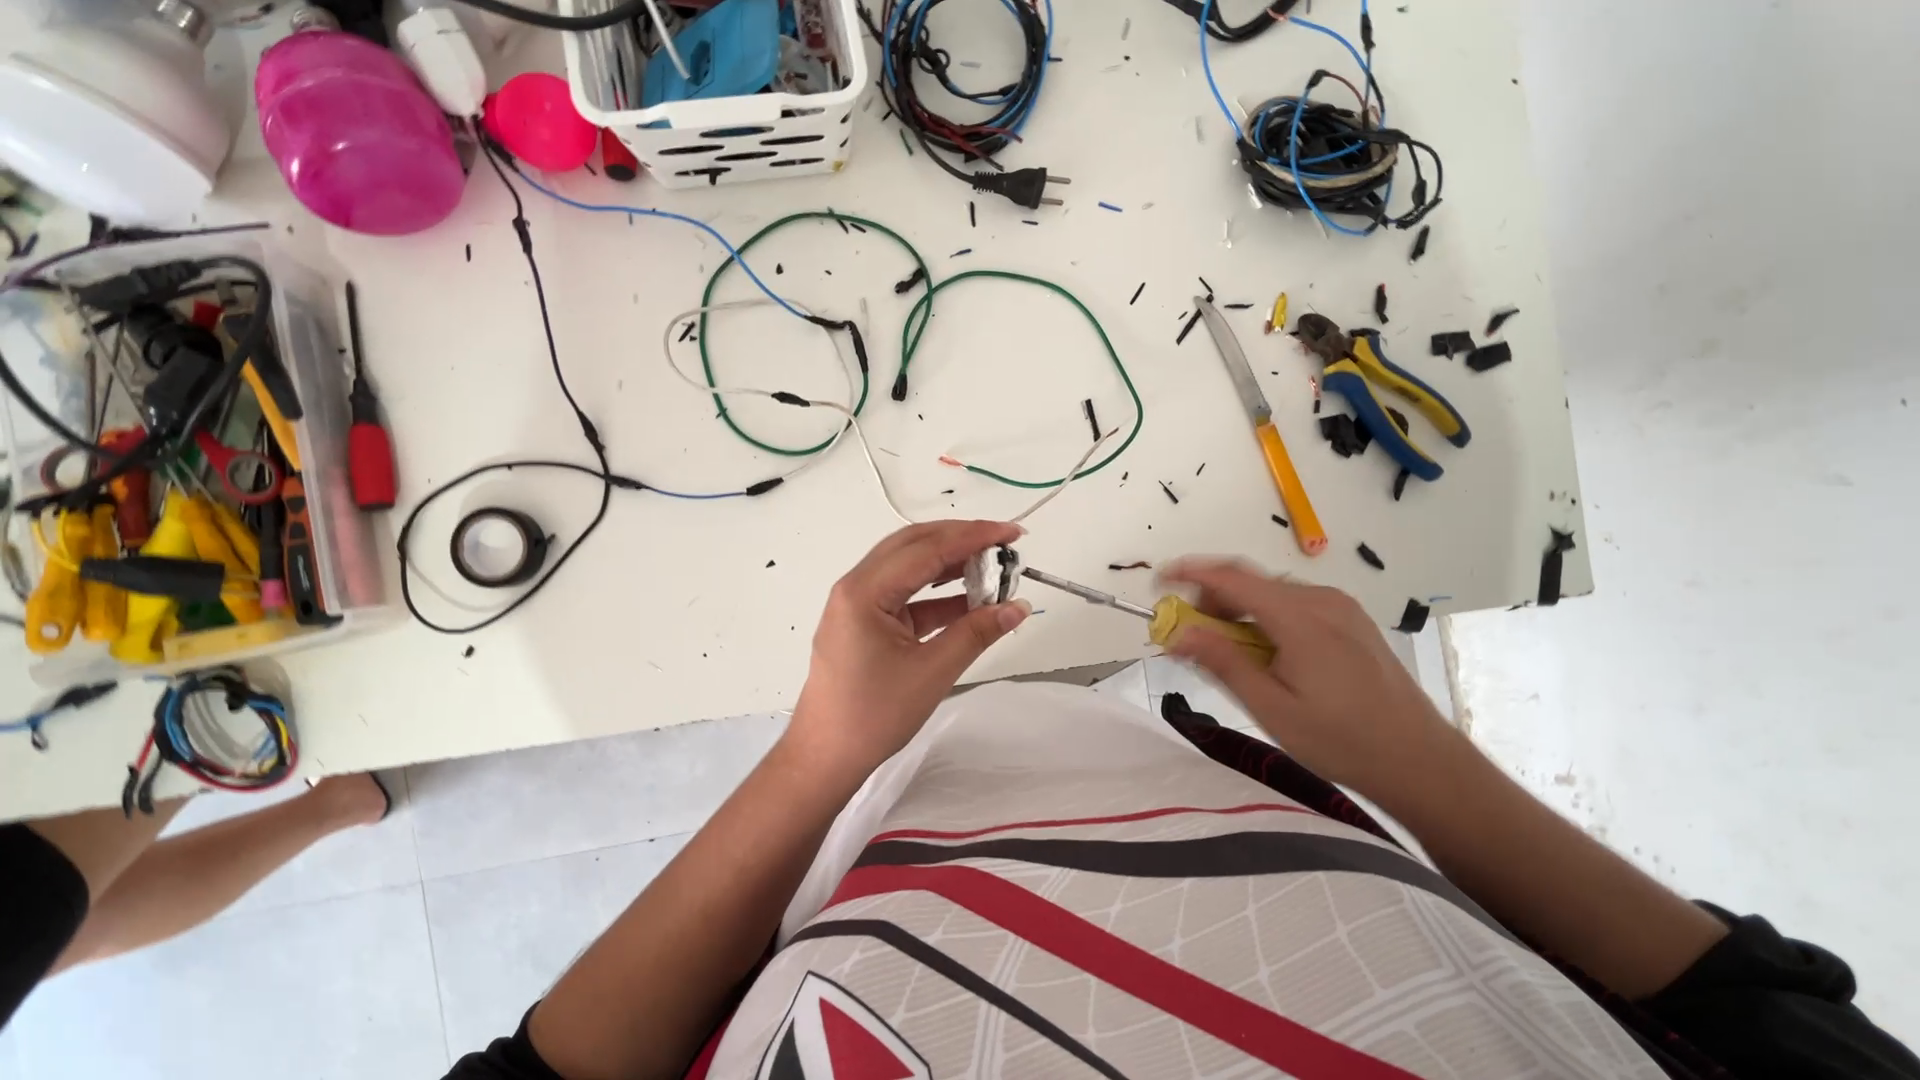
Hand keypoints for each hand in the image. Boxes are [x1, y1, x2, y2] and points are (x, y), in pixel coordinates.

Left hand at [788, 520, 1030, 775]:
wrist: (827, 757)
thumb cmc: (873, 715)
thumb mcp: (932, 671)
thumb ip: (977, 632)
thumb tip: (1018, 606)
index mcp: (863, 591)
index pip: (926, 549)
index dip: (973, 536)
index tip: (1013, 532)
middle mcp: (856, 588)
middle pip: (913, 547)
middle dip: (960, 541)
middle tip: (1004, 544)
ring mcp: (858, 606)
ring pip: (909, 569)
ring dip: (950, 566)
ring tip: (992, 569)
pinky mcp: (865, 626)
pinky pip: (906, 597)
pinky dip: (938, 596)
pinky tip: (971, 603)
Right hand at [1160, 558, 1455, 794]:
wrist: (1419, 759)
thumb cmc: (1341, 740)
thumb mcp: (1271, 708)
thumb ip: (1223, 663)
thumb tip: (1177, 633)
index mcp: (1300, 618)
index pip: (1232, 577)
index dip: (1190, 573)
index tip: (1158, 582)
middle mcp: (1322, 600)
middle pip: (1252, 582)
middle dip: (1212, 600)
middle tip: (1191, 636)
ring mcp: (1342, 608)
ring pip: (1273, 594)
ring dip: (1240, 611)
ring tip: (1227, 653)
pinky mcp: (1353, 622)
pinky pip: (1297, 606)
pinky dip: (1267, 618)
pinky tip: (1265, 654)